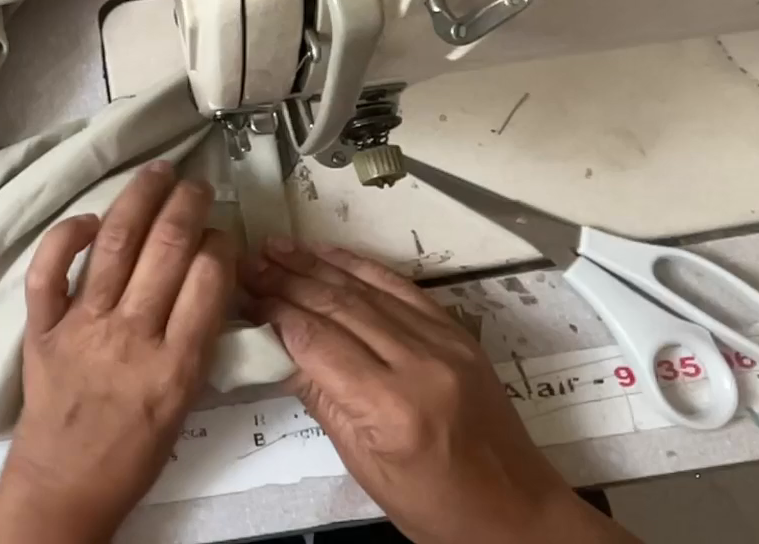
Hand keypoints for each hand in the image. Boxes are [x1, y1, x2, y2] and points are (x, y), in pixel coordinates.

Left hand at [0, 162, 233, 543]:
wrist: (64, 489)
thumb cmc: (133, 452)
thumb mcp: (186, 404)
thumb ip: (197, 340)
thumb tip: (210, 276)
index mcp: (175, 365)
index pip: (208, 279)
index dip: (220, 242)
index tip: (222, 231)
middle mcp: (131, 336)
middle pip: (166, 248)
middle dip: (187, 205)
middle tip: (196, 184)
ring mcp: (82, 327)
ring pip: (115, 245)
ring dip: (139, 199)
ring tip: (158, 173)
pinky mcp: (41, 328)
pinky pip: (48, 271)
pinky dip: (66, 238)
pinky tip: (90, 219)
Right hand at [240, 238, 637, 543]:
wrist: (517, 512)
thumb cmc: (433, 505)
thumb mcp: (363, 464)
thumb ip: (319, 396)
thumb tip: (274, 343)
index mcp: (391, 407)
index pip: (316, 341)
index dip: (274, 312)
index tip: (242, 292)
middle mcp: (418, 363)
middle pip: (336, 306)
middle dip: (285, 280)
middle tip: (246, 261)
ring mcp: (441, 339)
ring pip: (363, 288)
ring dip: (313, 264)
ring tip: (274, 247)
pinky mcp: (454, 328)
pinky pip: (397, 285)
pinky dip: (357, 265)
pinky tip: (325, 252)